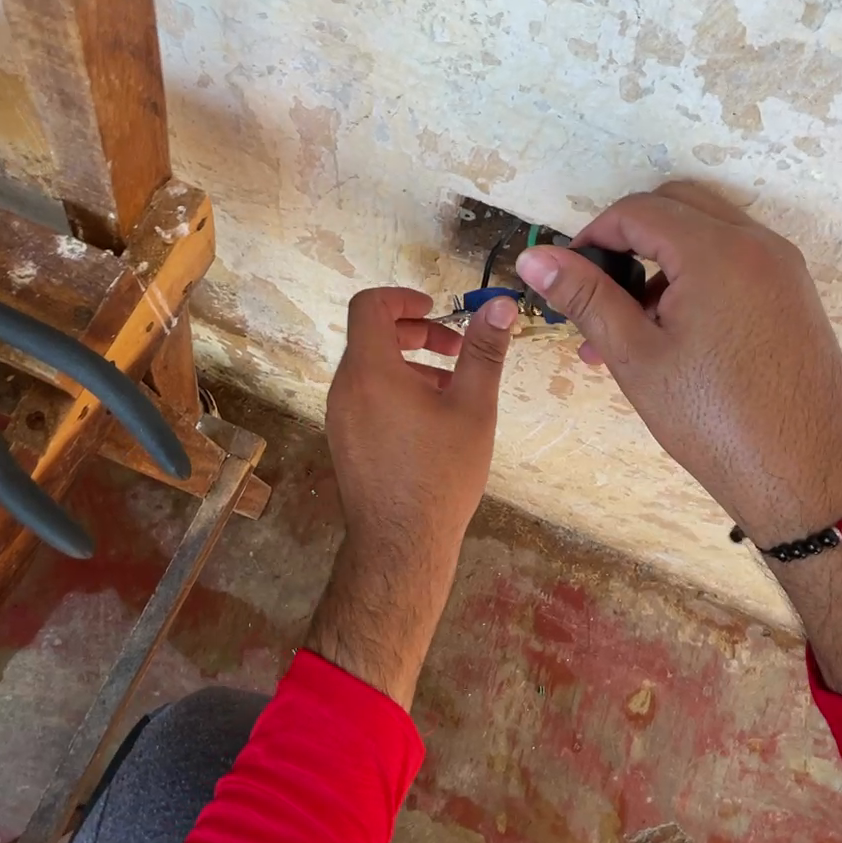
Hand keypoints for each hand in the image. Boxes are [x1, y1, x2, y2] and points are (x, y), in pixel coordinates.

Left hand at [307, 287, 517, 706]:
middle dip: (417, 333)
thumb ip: (484, 350)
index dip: (403, 298)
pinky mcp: (344, 439)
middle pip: (371, 336)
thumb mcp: (472, 406)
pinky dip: (396, 389)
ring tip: (452, 390)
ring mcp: (339, 416)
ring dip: (410, 364)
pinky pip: (366, 396)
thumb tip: (502, 305)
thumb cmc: (441, 473)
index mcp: (370, 371)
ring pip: (371, 369)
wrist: (401, 545)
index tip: (437, 309)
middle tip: (455, 350)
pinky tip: (432, 421)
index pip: (369, 306)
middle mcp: (345, 388)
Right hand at [519, 183, 841, 695]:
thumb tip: (533, 258)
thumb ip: (585, 297)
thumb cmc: (714, 420)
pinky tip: (670, 335)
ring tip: (625, 329)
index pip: (637, 210)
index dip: (591, 236)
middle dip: (626, 241)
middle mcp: (757, 243)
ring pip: (704, 234)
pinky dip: (693, 278)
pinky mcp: (793, 295)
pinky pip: (732, 262)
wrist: (810, 478)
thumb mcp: (636, 355)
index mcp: (717, 250)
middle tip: (597, 294)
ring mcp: (783, 267)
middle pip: (674, 207)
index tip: (566, 276)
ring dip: (658, 262)